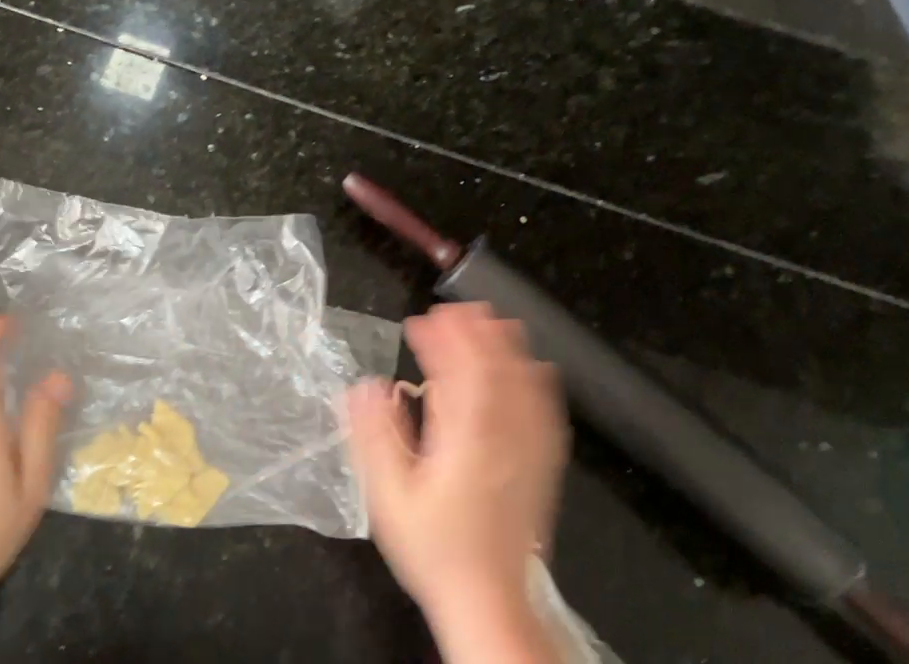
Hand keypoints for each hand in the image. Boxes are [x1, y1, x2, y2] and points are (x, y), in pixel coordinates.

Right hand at [346, 303, 566, 619]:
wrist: (486, 599)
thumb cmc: (433, 547)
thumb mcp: (388, 496)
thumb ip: (375, 437)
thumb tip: (363, 386)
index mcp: (468, 439)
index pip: (462, 372)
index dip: (444, 339)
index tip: (421, 320)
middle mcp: (505, 438)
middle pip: (499, 370)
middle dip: (477, 333)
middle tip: (454, 310)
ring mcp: (529, 452)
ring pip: (526, 386)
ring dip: (508, 348)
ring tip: (492, 322)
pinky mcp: (541, 467)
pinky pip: (545, 412)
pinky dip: (537, 381)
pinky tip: (533, 369)